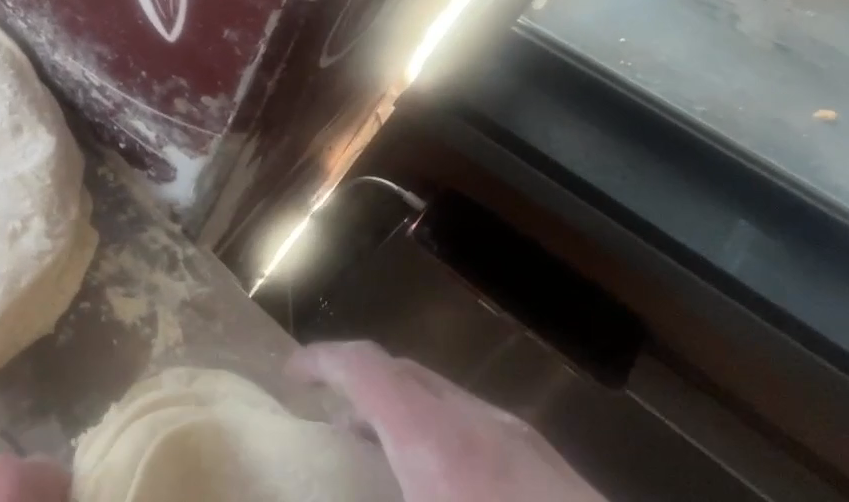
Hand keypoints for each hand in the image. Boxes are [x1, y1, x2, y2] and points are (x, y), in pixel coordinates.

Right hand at [288, 341, 606, 501]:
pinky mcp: (558, 470)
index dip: (319, 360)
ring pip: (445, 400)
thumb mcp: (419, 501)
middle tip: (333, 416)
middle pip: (402, 372)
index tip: (291, 374)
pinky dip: (443, 434)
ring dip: (404, 411)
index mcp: (432, 438)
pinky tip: (451, 484)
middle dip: (359, 383)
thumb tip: (316, 489)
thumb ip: (369, 490)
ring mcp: (523, 442)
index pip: (362, 364)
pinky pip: (480, 427)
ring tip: (386, 454)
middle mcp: (476, 422)